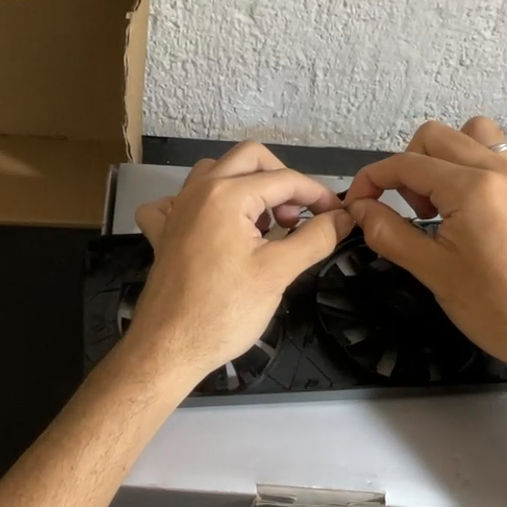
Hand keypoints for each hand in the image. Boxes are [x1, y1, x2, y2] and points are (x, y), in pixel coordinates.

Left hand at [129, 143, 353, 390]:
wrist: (168, 347)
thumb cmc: (223, 311)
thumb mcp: (279, 272)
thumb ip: (316, 238)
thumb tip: (343, 218)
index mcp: (226, 194)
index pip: (284, 178)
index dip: (317, 194)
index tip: (337, 214)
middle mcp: (197, 191)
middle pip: (248, 159)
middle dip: (280, 180)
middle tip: (296, 217)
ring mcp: (175, 210)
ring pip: (215, 173)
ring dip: (245, 187)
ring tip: (263, 225)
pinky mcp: (163, 233)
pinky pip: (178, 202)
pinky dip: (200, 206)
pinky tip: (214, 228)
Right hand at [341, 119, 506, 381]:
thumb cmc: (503, 309)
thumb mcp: (435, 274)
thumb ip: (389, 233)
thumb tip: (358, 208)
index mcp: (472, 186)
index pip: (405, 163)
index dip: (371, 179)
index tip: (355, 206)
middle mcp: (501, 167)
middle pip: (435, 136)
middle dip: (406, 166)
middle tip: (406, 212)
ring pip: (473, 134)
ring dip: (444, 157)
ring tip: (441, 203)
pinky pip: (501, 155)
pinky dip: (476, 167)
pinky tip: (473, 208)